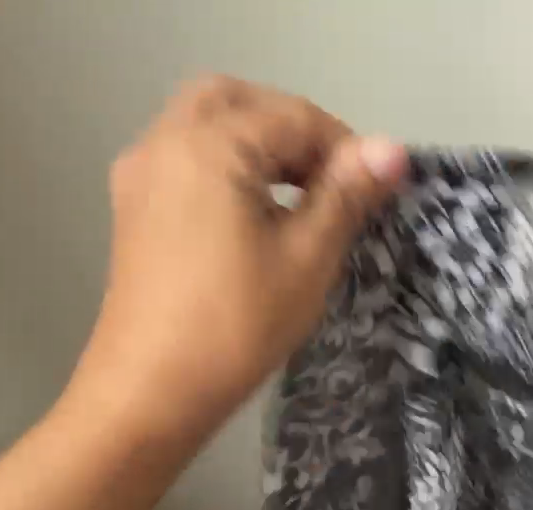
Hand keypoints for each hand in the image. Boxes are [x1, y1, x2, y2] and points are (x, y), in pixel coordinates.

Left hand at [73, 76, 407, 445]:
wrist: (157, 383)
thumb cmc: (242, 321)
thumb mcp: (309, 258)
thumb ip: (346, 196)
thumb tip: (392, 148)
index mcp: (208, 147)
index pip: (290, 116)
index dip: (345, 146)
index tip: (379, 192)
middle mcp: (165, 142)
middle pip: (238, 102)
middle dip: (296, 130)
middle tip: (339, 181)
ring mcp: (144, 174)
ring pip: (209, 127)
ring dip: (266, 147)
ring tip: (311, 201)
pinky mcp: (140, 207)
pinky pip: (191, 159)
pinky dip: (235, 168)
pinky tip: (266, 217)